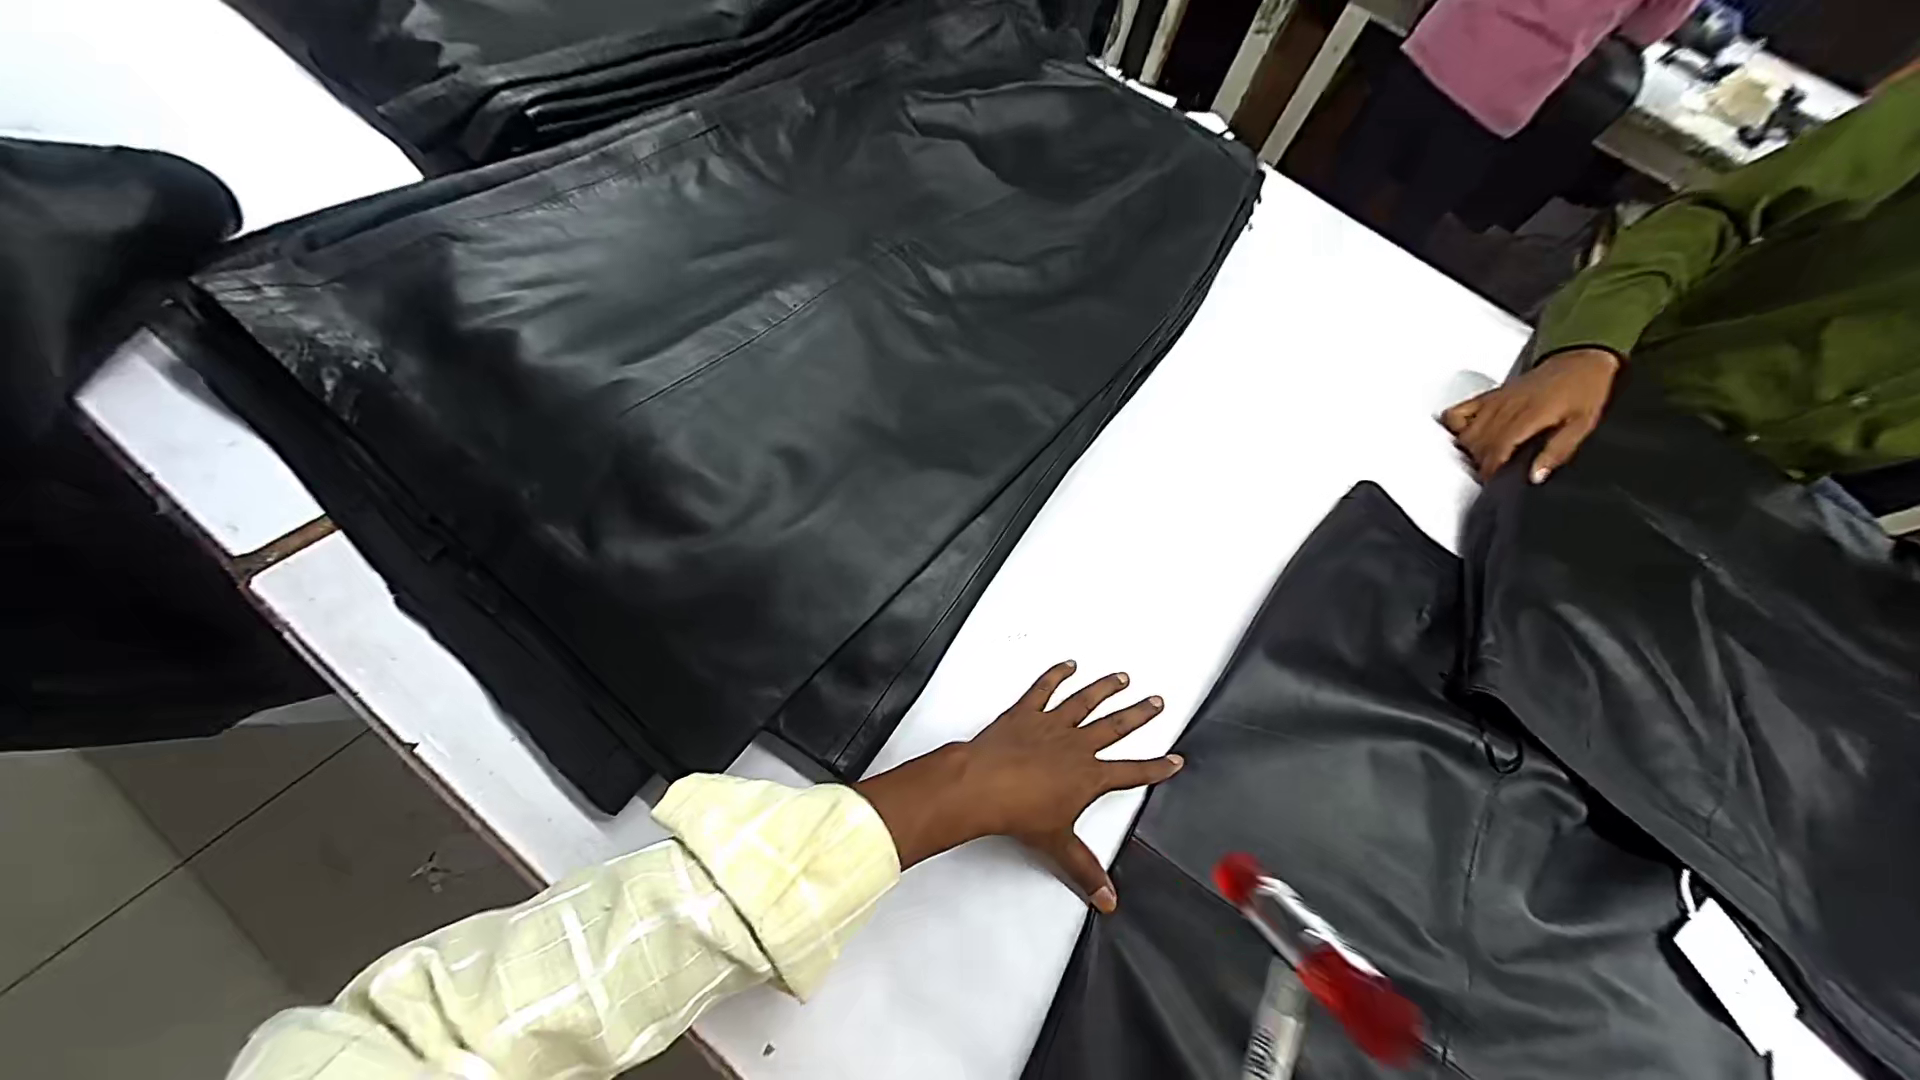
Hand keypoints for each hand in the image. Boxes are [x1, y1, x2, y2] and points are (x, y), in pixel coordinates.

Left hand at [854, 661, 1181, 913]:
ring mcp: (1051, 724)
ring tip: (1121, 678)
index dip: (1155, 767)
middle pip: (1116, 726)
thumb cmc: (1018, 810)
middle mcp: (1075, 745)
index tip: (1173, 759)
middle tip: (1157, 702)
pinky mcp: (1026, 713)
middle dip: (1139, 714)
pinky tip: (1067, 665)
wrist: (984, 785)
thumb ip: (1084, 870)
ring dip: (1105, 688)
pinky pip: (1044, 688)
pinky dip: (1056, 674)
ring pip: (1086, 702)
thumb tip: (1105, 898)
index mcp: (1088, 776)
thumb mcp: (1057, 844)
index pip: (1132, 772)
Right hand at [1440, 348, 1620, 482]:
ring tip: (1486, 455)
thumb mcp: (1584, 424)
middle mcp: (1504, 410)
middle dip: (1483, 463)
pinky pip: (1455, 414)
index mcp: (1527, 417)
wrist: (1580, 361)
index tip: (1495, 481)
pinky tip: (1467, 433)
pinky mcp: (1486, 397)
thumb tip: (1536, 476)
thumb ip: (1558, 451)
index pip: (1495, 452)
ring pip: (1465, 435)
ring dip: (1471, 450)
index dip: (1492, 471)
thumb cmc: (1585, 390)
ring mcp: (1492, 403)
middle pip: (1477, 447)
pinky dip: (1455, 427)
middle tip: (1496, 471)